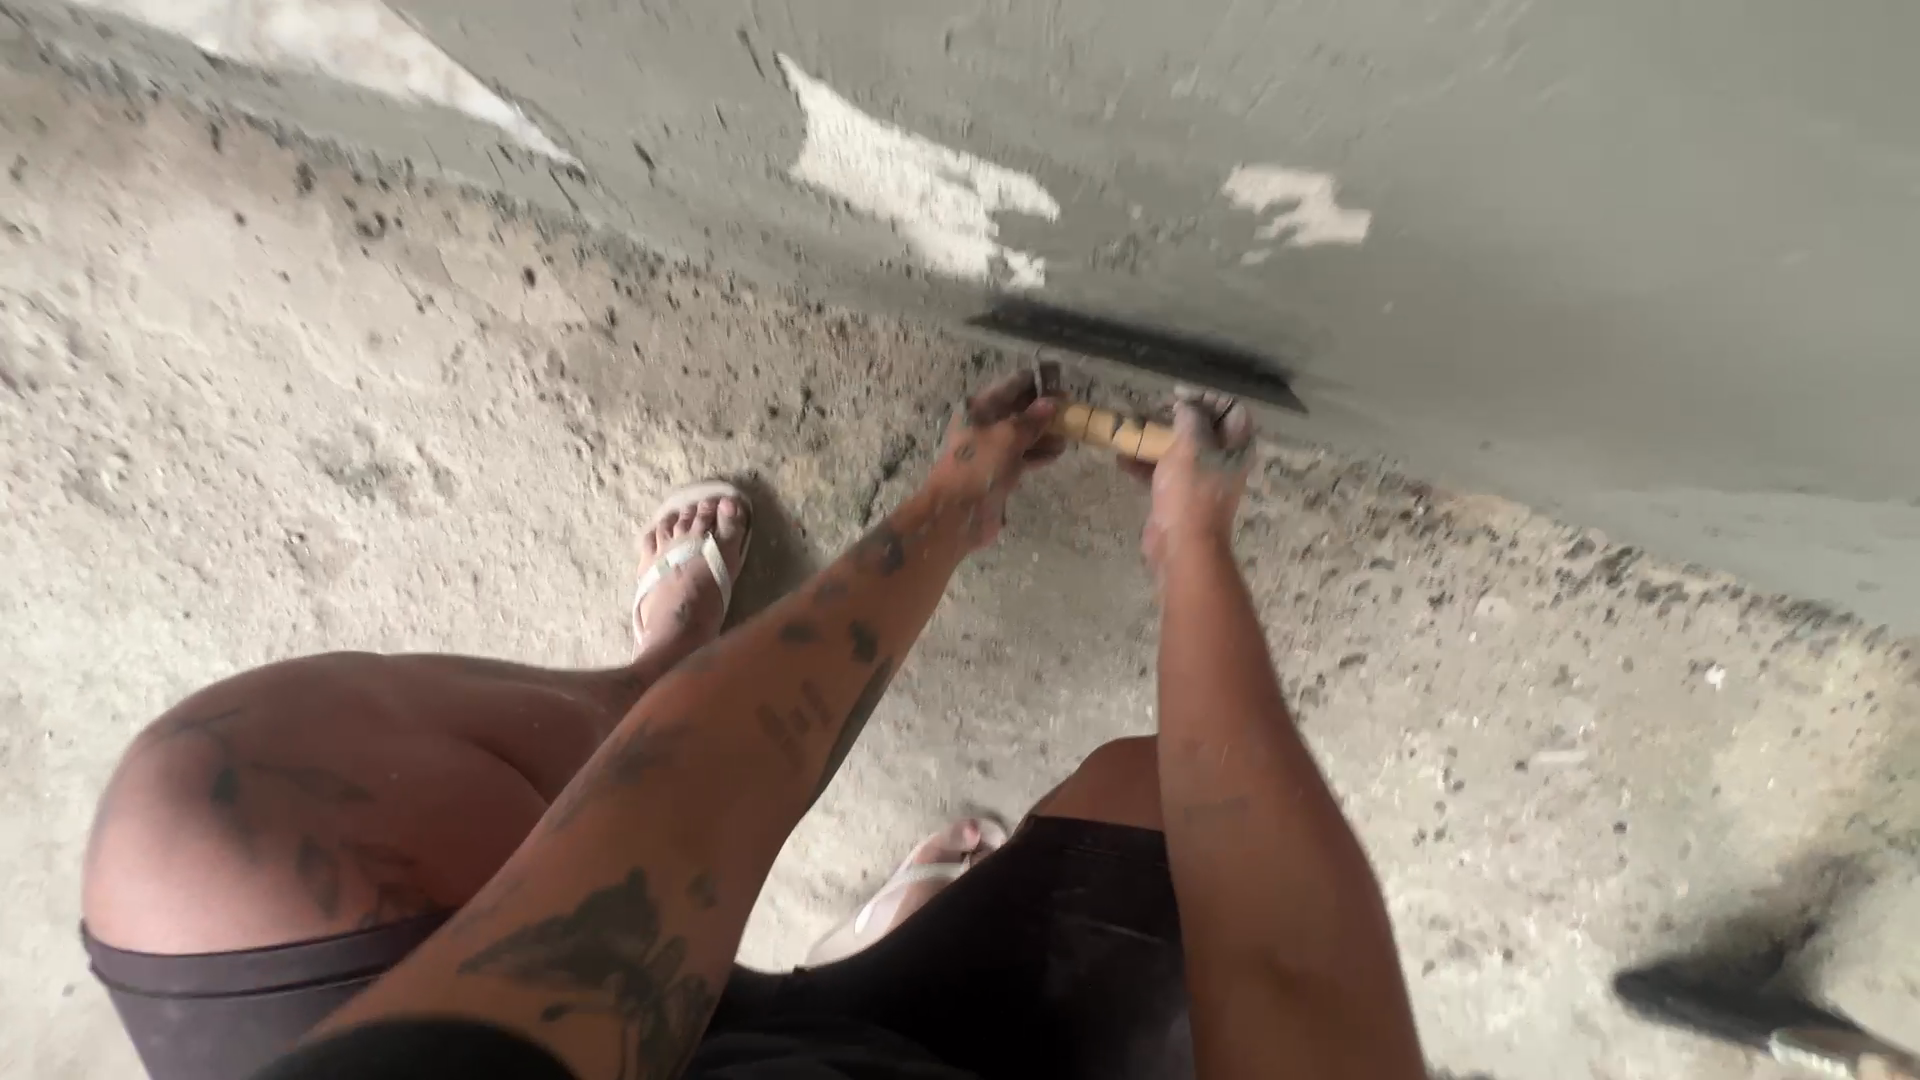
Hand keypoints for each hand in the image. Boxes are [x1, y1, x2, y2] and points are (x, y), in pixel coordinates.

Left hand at [924, 370, 1063, 550]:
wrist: (957, 514)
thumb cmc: (978, 467)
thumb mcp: (1007, 437)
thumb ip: (1031, 420)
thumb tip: (1052, 403)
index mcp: (979, 409)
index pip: (1012, 386)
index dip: (1037, 383)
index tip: (1062, 384)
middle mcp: (984, 425)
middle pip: (1019, 410)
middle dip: (1044, 409)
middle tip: (1072, 411)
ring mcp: (992, 450)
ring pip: (1023, 434)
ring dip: (1045, 432)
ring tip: (1070, 432)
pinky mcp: (999, 471)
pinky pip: (1023, 456)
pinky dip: (1039, 453)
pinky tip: (1058, 452)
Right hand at [1121, 392, 1253, 572]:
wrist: (1181, 545)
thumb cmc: (1190, 492)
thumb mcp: (1191, 445)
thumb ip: (1191, 418)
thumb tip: (1186, 406)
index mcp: (1235, 448)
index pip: (1233, 411)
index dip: (1209, 398)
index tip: (1180, 396)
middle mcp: (1222, 461)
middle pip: (1205, 429)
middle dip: (1179, 417)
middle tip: (1156, 409)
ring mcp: (1200, 480)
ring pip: (1180, 450)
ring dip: (1158, 440)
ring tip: (1134, 430)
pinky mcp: (1178, 497)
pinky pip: (1162, 473)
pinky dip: (1145, 465)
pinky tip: (1122, 459)